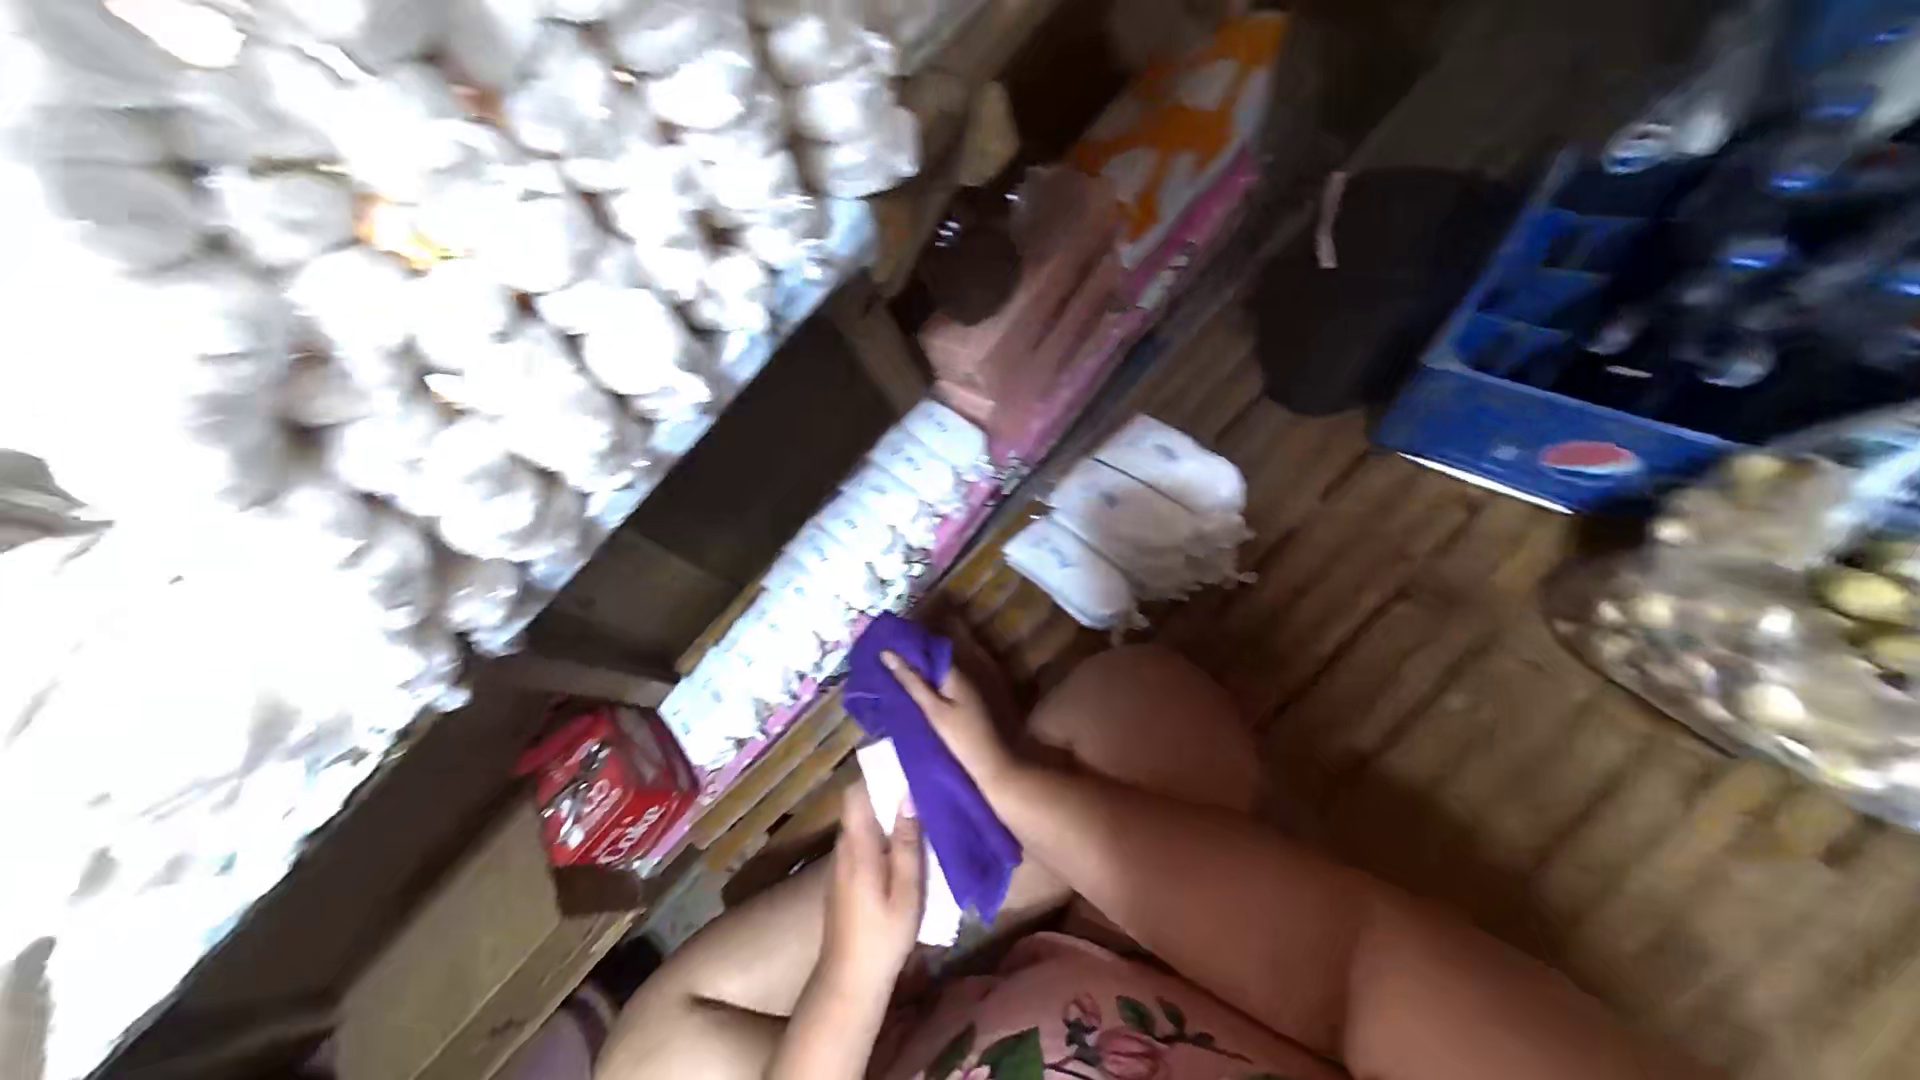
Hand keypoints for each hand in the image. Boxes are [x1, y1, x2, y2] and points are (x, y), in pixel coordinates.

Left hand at [822, 782, 923, 993]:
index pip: (856, 792)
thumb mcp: (906, 890)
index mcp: (856, 846)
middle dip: (884, 789)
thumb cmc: (882, 935)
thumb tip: (908, 796)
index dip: (876, 773)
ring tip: (916, 807)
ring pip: (859, 822)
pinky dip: (878, 831)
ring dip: (882, 811)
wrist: (848, 980)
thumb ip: (907, 843)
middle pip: (857, 804)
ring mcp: (839, 863)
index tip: (904, 762)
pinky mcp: (842, 878)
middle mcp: (842, 847)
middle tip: (919, 782)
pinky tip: (902, 841)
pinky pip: (860, 840)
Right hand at [881, 651, 1017, 796]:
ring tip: (894, 678)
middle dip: (913, 663)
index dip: (908, 649)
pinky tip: (915, 696)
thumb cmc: (961, 737)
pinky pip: (945, 688)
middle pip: (935, 662)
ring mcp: (969, 689)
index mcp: (956, 672)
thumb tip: (886, 653)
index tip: (885, 651)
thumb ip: (911, 681)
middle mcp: (965, 675)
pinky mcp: (970, 704)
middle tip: (885, 665)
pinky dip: (930, 689)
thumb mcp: (932, 709)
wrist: (992, 765)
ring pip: (939, 675)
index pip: (929, 651)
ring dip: (920, 676)